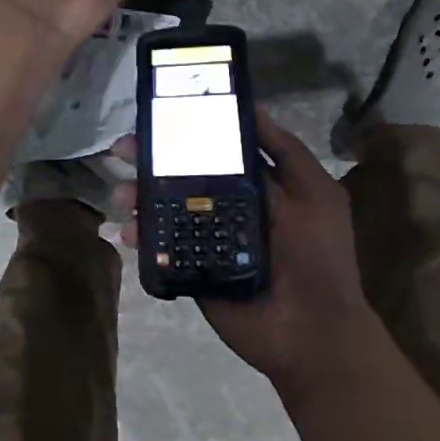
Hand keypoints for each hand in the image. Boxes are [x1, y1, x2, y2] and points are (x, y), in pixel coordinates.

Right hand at [115, 110, 374, 384]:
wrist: (311, 332)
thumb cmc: (318, 255)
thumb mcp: (314, 193)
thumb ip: (286, 153)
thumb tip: (253, 107)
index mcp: (257, 186)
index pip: (217, 149)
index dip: (189, 132)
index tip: (160, 116)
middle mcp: (229, 206)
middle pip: (183, 176)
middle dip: (152, 160)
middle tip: (122, 148)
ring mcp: (208, 238)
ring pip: (166, 208)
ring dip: (139, 195)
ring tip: (121, 193)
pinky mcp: (192, 268)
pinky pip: (162, 246)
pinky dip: (141, 234)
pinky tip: (128, 229)